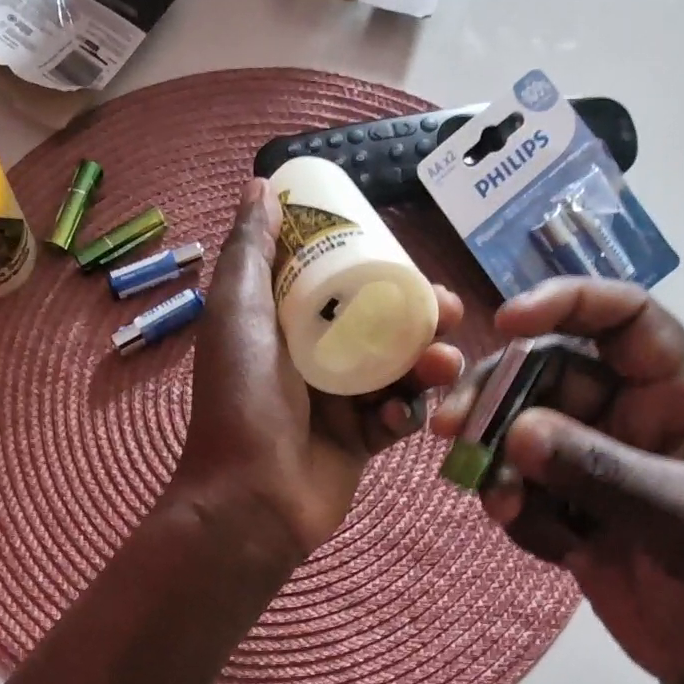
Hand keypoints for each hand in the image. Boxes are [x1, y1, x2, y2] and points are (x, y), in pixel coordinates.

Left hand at [171, 178, 465, 560]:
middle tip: (446, 311)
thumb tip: (262, 186)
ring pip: (398, 367)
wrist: (250, 497)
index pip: (340, 281)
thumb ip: (250, 250)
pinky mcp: (360, 442)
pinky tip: (403, 414)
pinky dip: (406, 411)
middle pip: (380, 321)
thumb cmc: (240, 398)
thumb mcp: (237, 310)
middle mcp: (312, 357)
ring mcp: (338, 401)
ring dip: (426, 360)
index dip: (377, 266)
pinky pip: (397, 416)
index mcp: (282, 323)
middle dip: (419, 313)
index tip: (408, 259)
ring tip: (442, 363)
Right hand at [431, 279, 683, 683]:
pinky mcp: (567, 511)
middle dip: (495, 400)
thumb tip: (517, 431)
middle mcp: (630, 420)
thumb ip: (602, 473)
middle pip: (546, 379)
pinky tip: (556, 550)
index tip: (505, 323)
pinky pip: (518, 493)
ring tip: (508, 511)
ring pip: (519, 438)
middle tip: (448, 428)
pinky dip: (518, 517)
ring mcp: (594, 467)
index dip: (568, 305)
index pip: (625, 321)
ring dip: (499, 468)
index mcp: (681, 398)